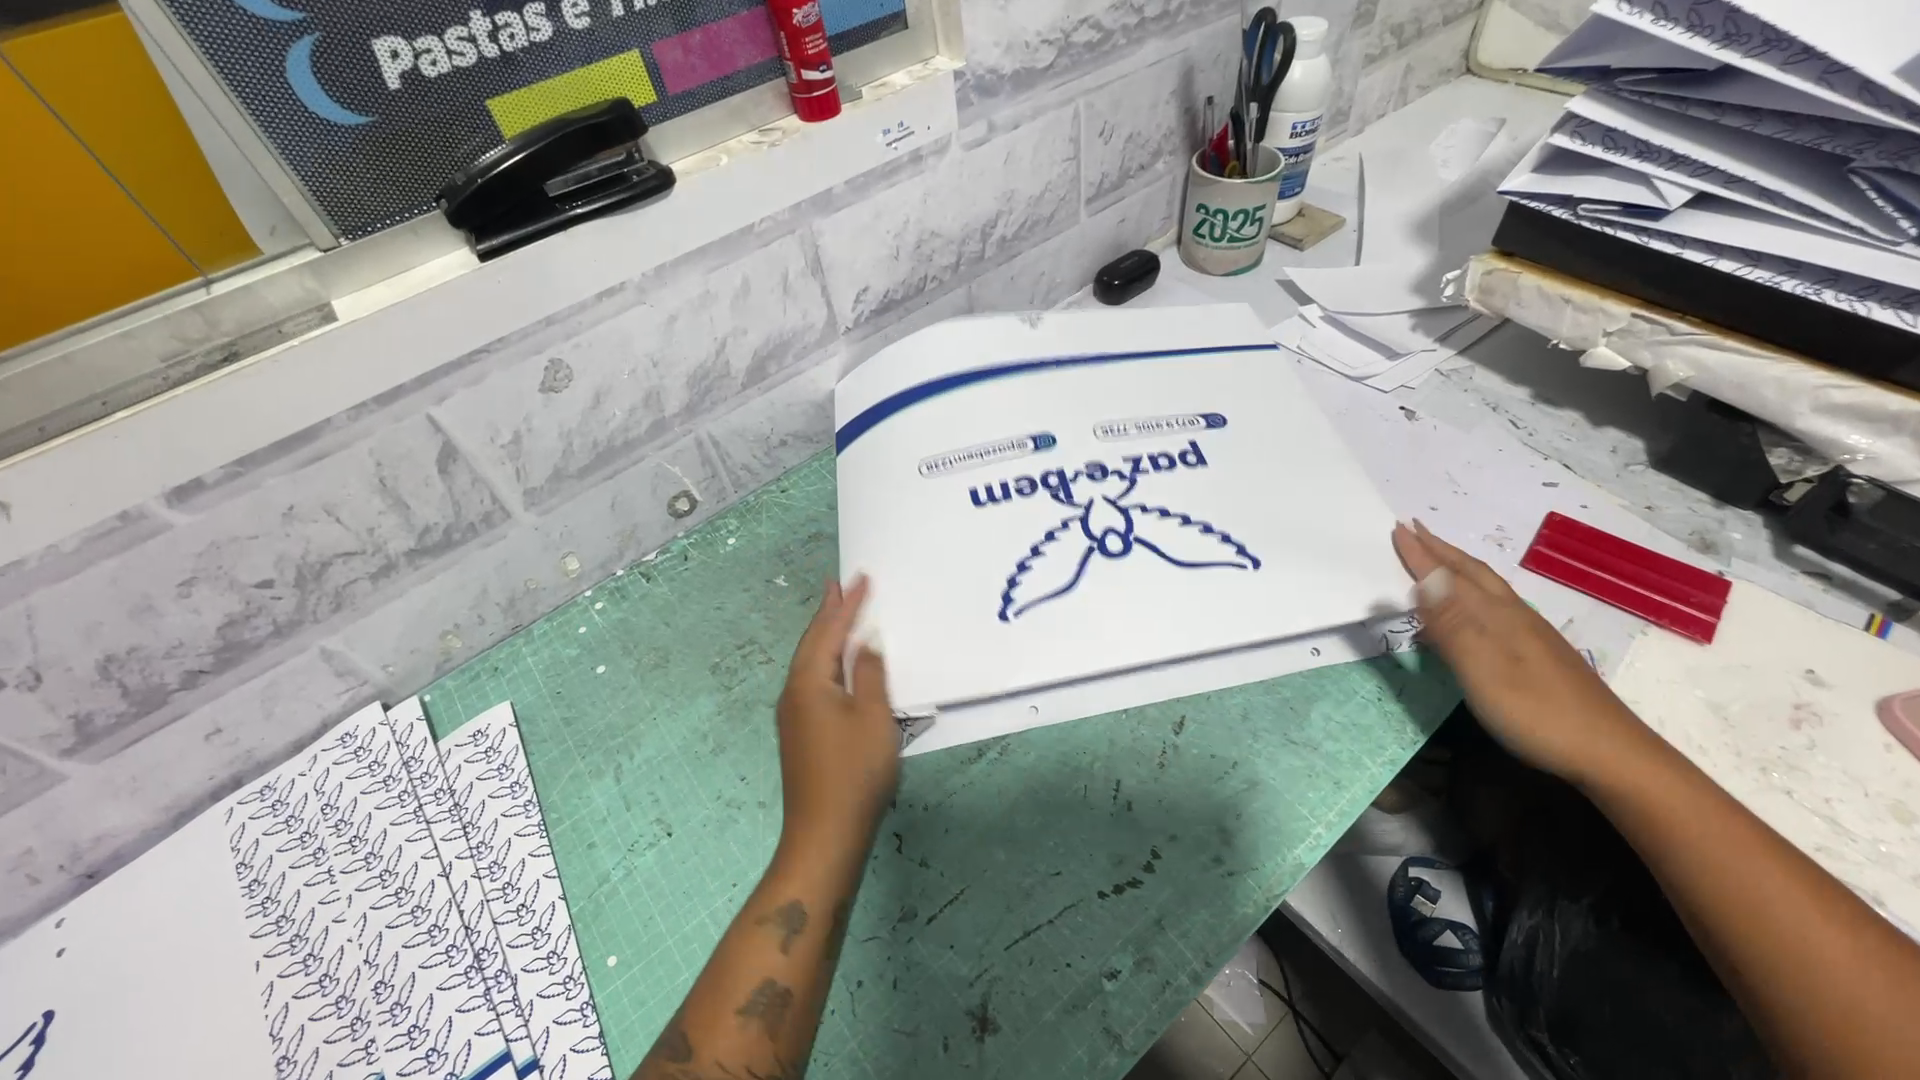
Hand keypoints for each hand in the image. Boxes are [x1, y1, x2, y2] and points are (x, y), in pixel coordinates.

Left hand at [774, 577, 899, 854]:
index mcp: (809, 682)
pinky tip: (839, 668)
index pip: (828, 632)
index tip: (860, 578)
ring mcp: (794, 717)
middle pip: (812, 644)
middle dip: (828, 615)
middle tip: (841, 587)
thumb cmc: (854, 771)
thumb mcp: (873, 717)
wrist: (825, 834)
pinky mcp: (801, 736)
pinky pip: (814, 683)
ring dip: (827, 638)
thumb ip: (870, 674)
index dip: (846, 604)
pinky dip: (828, 664)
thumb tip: (865, 643)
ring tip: (841, 617)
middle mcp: (793, 694)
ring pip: (811, 665)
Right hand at [1392, 521, 1656, 785]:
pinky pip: (1495, 607)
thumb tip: (1426, 577)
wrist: (1610, 753)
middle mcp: (1514, 616)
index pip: (1450, 577)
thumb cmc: (1537, 713)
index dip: (1422, 555)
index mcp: (1496, 617)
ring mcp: (1530, 635)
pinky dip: (1471, 595)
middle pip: (1473, 574)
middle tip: (1414, 530)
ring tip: (1437, 559)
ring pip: (1487, 589)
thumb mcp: (1484, 671)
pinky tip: (1470, 610)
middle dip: (1440, 551)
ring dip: (1457, 569)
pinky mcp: (1537, 653)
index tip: (1396, 529)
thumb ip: (1453, 625)